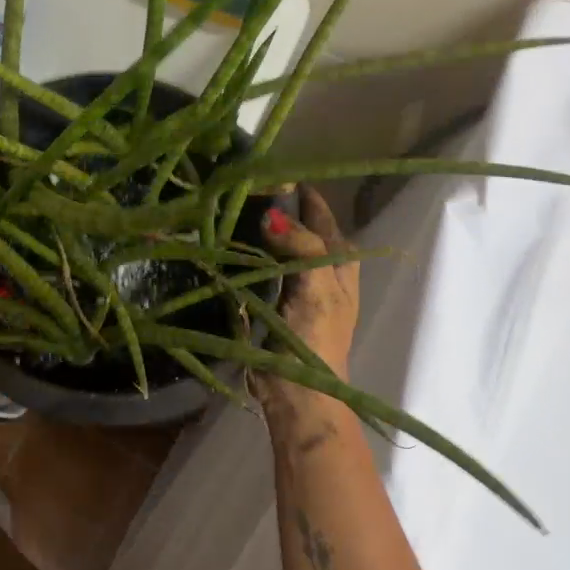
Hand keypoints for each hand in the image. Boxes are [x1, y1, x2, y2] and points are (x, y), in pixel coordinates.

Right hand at [257, 185, 359, 380]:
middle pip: (305, 238)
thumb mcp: (316, 286)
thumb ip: (299, 247)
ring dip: (265, 238)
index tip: (286, 177)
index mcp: (340, 271)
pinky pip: (260, 277)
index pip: (327, 225)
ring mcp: (295, 297)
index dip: (312, 201)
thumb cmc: (316, 338)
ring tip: (239, 217)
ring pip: (282, 256)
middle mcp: (320, 280)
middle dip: (287, 216)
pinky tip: (230, 255)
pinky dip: (249, 262)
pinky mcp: (271, 313)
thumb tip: (272, 214)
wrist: (298, 392)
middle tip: (254, 194)